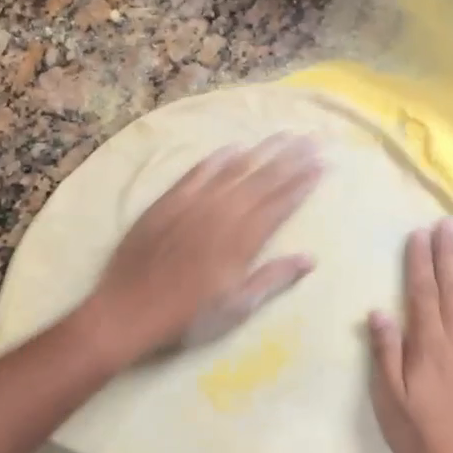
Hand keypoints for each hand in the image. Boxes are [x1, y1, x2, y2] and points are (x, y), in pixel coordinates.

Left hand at [84, 135, 322, 359]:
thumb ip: (273, 278)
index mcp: (244, 240)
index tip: (323, 164)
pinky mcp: (167, 203)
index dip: (303, 183)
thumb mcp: (237, 307)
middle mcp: (222, 214)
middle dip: (290, 159)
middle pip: (262, 179)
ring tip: (282, 135)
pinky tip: (232, 148)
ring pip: (233, 170)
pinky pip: (197, 172)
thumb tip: (310, 259)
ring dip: (260, 152)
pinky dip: (216, 159)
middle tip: (312, 139)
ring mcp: (193, 205)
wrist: (129, 311)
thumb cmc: (187, 317)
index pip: (281, 203)